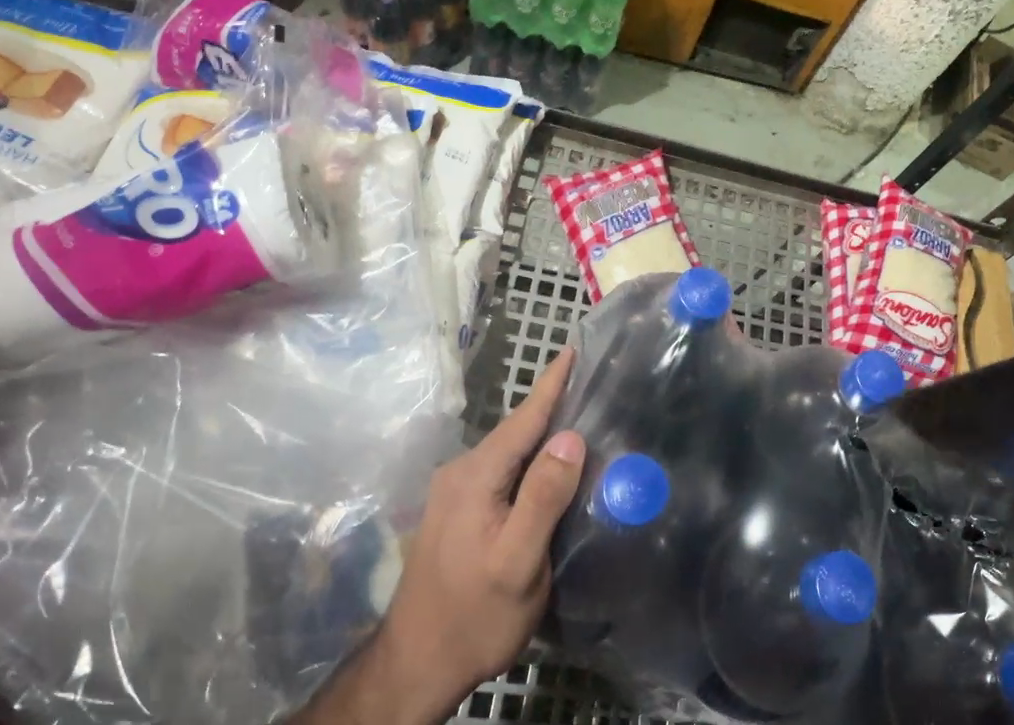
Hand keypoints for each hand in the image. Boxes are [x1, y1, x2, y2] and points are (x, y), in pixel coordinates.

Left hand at [300, 350, 586, 724]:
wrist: (417, 666)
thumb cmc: (474, 616)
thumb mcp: (517, 562)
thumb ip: (542, 498)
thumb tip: (570, 437)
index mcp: (475, 478)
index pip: (523, 419)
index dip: (552, 385)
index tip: (574, 348)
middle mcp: (461, 475)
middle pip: (517, 432)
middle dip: (554, 405)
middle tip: (596, 385)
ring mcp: (456, 495)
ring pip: (510, 453)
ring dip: (544, 436)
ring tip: (584, 420)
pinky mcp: (458, 514)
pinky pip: (503, 473)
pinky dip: (531, 462)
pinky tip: (551, 470)